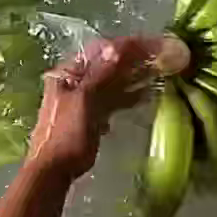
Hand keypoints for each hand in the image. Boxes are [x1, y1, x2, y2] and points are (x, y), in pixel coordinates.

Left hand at [25, 36, 161, 176]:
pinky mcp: (91, 116)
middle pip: (109, 63)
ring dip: (135, 76)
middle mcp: (75, 81)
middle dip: (136, 59)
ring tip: (160, 71)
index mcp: (69, 73)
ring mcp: (83, 98)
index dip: (130, 45)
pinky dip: (129, 96)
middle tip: (164, 56)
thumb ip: (101, 74)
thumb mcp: (84, 100)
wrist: (52, 171)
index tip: (156, 44)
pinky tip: (147, 95)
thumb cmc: (66, 135)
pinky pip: (113, 99)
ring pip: (113, 81)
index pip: (103, 50)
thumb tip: (117, 47)